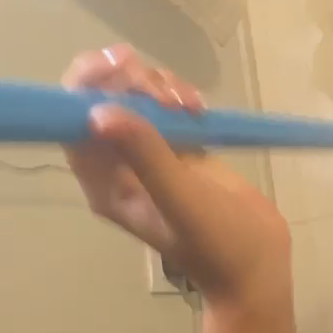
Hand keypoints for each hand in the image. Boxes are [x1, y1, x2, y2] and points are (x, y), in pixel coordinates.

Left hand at [62, 46, 289, 308]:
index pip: (73, 124)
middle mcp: (120, 166)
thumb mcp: (182, 200)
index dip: (87, 87)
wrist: (259, 263)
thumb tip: (98, 113)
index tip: (121, 69)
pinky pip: (167, 106)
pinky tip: (201, 108)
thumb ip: (146, 156)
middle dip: (130, 82)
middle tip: (164, 91)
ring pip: (137, 97)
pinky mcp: (181, 147)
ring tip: (191, 106)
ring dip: (160, 86)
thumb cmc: (218, 243)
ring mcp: (152, 154)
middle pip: (103, 102)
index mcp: (105, 183)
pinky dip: (180, 96)